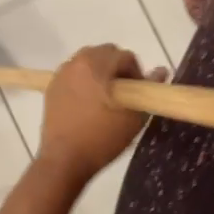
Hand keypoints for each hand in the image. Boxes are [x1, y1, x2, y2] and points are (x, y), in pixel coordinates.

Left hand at [36, 45, 165, 182]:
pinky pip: (74, 73)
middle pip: (105, 53)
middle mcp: (77, 61)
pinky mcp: (52, 86)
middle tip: (124, 94)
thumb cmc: (102, 139)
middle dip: (118, 68)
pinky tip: (88, 104)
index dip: (136, 73)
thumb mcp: (133, 117)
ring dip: (100, 72)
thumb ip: (147, 90)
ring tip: (106, 99)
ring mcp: (61, 73)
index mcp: (96, 64)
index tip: (138, 94)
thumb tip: (161, 71)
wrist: (64, 160)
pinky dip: (84, 80)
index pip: (125, 56)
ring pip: (88, 61)